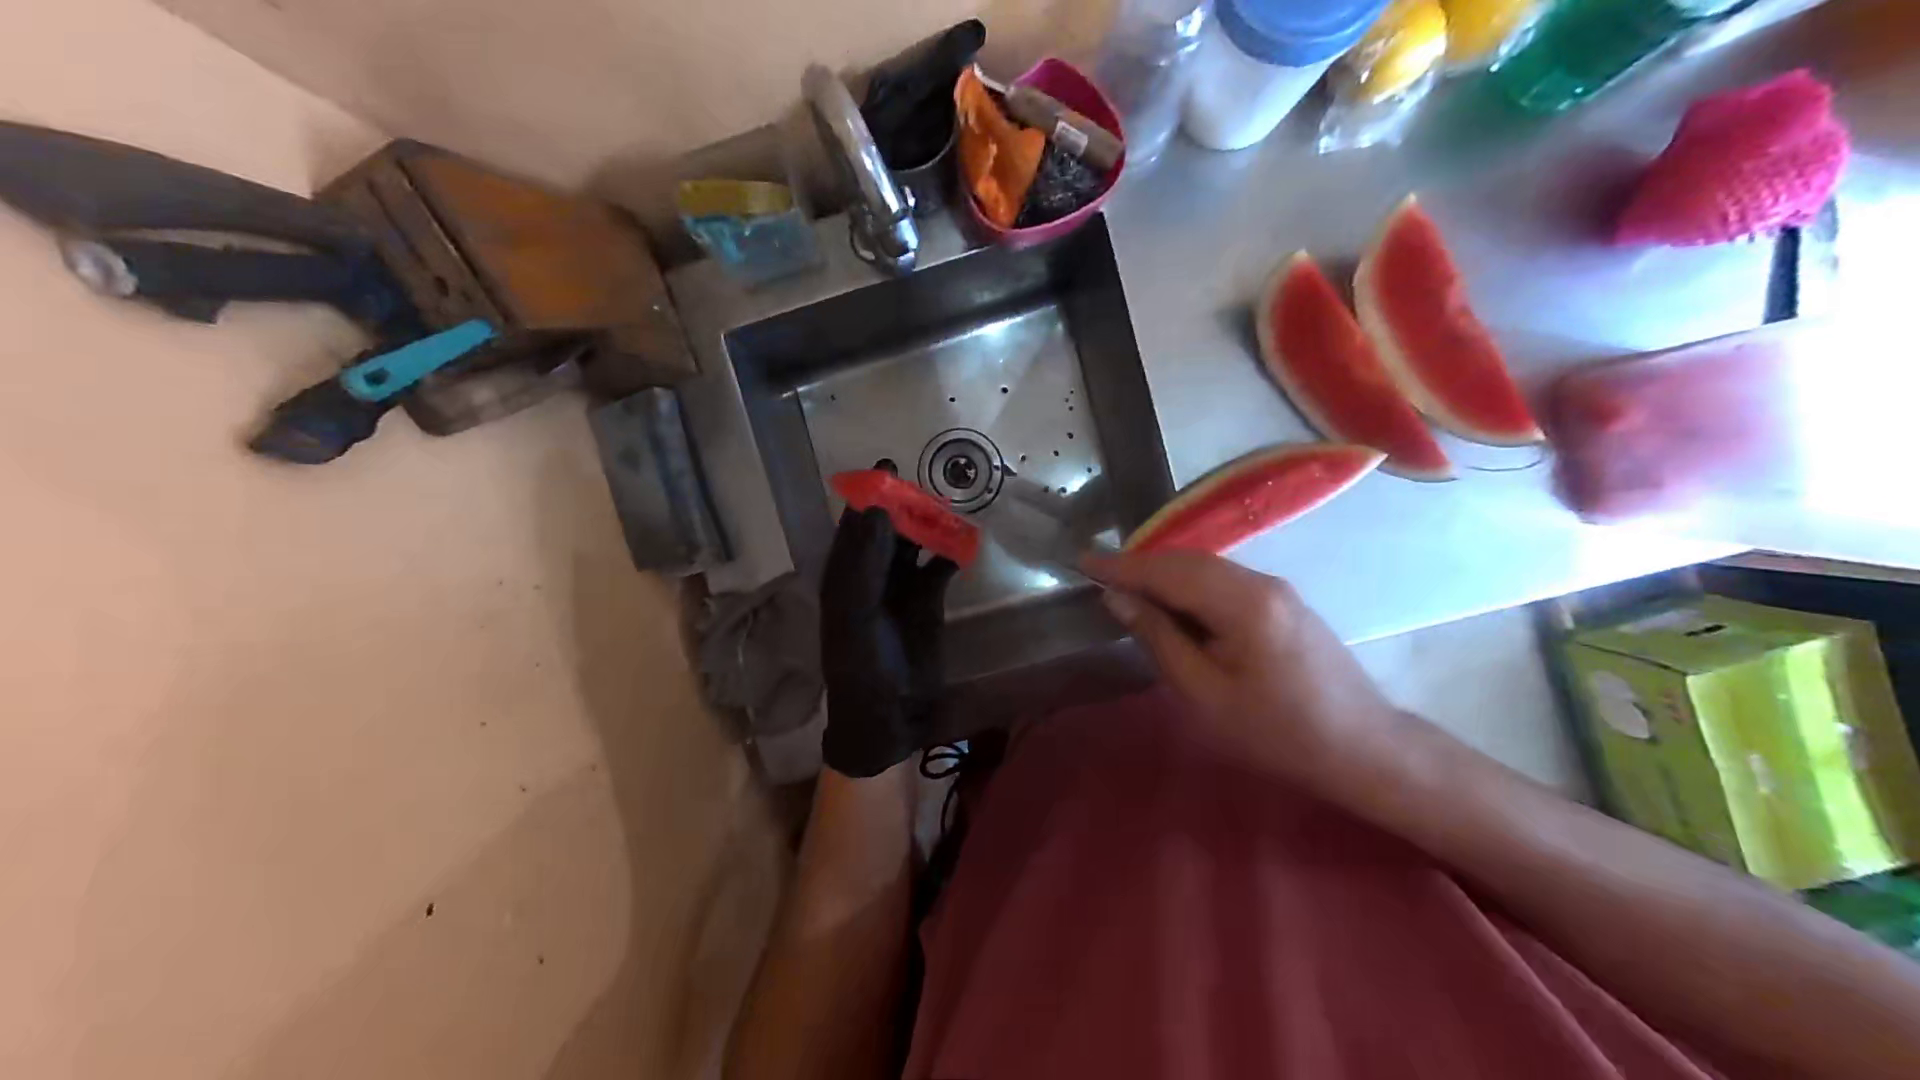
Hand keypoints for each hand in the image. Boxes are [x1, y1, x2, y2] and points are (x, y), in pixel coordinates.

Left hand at [819, 506, 958, 777]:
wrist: (889, 716)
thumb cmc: (864, 666)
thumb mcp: (856, 612)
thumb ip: (864, 561)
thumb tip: (877, 509)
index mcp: (845, 575)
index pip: (856, 525)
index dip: (869, 496)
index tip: (888, 465)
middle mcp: (871, 576)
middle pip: (888, 529)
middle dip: (904, 504)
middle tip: (929, 482)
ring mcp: (900, 589)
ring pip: (914, 544)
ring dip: (929, 525)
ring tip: (949, 503)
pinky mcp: (928, 604)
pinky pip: (938, 568)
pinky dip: (949, 553)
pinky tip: (964, 542)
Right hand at [1083, 550, 1406, 794]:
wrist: (1363, 748)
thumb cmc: (1275, 731)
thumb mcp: (1204, 692)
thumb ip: (1159, 638)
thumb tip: (1119, 598)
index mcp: (1241, 602)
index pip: (1168, 571)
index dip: (1122, 566)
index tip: (1082, 560)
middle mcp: (1261, 581)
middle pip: (1188, 561)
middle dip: (1141, 564)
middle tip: (1099, 574)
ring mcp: (1277, 590)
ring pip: (1207, 568)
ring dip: (1164, 574)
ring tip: (1127, 587)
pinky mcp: (1284, 603)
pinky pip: (1224, 581)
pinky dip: (1189, 585)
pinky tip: (1173, 602)